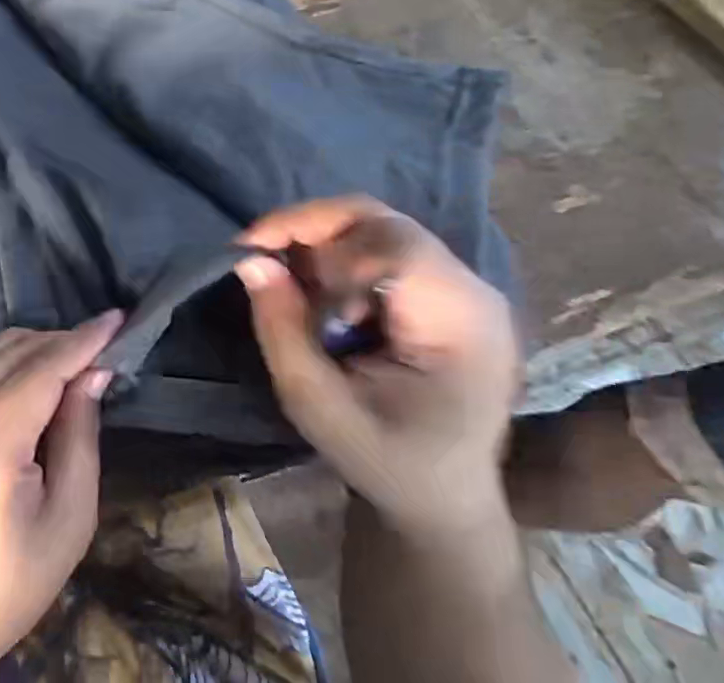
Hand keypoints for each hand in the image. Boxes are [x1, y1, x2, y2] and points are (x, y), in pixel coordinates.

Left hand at [0, 312, 121, 682]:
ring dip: (44, 345)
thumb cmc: (16, 579)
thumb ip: (80, 433)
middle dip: (67, 339)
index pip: (42, 368)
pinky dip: (22, 358)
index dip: (84, 339)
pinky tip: (49, 373)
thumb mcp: (69, 515)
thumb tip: (94, 372)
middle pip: (18, 349)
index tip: (120, 317)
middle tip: (111, 344)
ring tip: (86, 358)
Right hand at [236, 197, 517, 531]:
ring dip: (322, 244)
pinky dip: (338, 258)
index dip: (318, 234)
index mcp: (459, 322)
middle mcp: (473, 292)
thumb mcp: (318, 406)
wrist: (444, 500)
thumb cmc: (386, 462)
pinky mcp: (446, 293)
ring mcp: (464, 289)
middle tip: (260, 252)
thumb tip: (251, 262)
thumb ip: (283, 330)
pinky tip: (317, 294)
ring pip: (380, 228)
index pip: (391, 242)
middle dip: (312, 229)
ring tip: (287, 280)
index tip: (257, 255)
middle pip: (384, 223)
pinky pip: (384, 249)